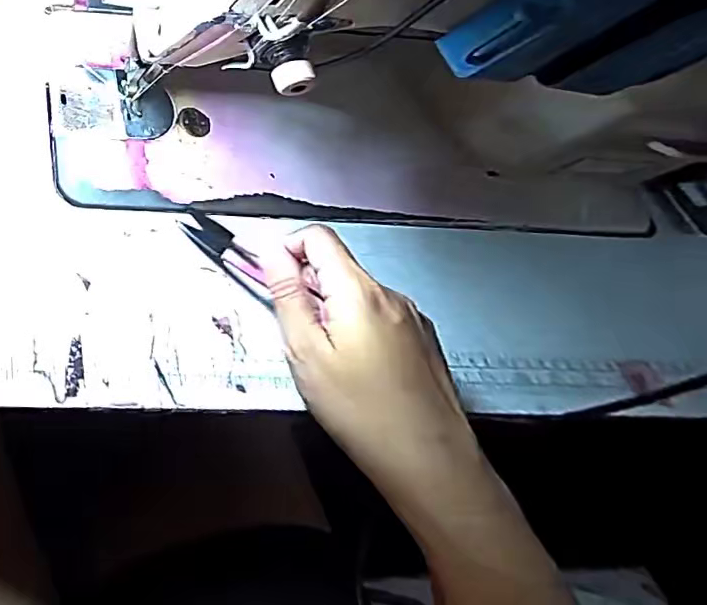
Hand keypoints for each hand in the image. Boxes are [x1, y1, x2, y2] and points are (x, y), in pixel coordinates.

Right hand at [260, 226, 482, 498]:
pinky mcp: (423, 342)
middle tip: (291, 325)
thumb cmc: (362, 413)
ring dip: (328, 307)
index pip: (317, 237)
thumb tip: (272, 253)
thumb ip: (286, 293)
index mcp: (360, 292)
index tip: (273, 279)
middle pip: (335, 264)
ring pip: (354, 291)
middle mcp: (392, 297)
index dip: (287, 249)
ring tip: (321, 352)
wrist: (434, 470)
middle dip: (305, 284)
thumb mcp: (304, 350)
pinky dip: (353, 325)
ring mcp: (413, 320)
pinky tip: (351, 365)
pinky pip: (376, 314)